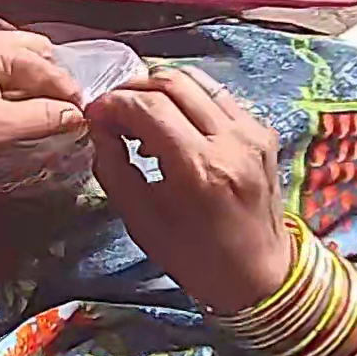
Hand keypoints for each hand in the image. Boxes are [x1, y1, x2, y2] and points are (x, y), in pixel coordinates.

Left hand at [0, 24, 84, 196]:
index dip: (68, 92)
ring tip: (48, 120)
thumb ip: (43, 117)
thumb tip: (80, 115)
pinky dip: (13, 94)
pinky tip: (22, 116)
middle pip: (30, 55)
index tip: (89, 119)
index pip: (41, 64)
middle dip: (51, 85)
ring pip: (14, 67)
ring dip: (33, 91)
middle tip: (66, 119)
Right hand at [87, 66, 291, 312]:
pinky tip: (170, 125)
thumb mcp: (140, 220)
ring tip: (138, 115)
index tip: (94, 114)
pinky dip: (184, 99)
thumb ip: (114, 168)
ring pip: (196, 79)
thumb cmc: (194, 256)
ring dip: (158, 89)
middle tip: (111, 111)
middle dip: (132, 89)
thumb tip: (99, 128)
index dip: (113, 103)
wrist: (260, 275)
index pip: (148, 107)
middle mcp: (231, 140)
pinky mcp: (263, 131)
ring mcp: (252, 132)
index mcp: (199, 168)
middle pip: (172, 82)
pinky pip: (215, 95)